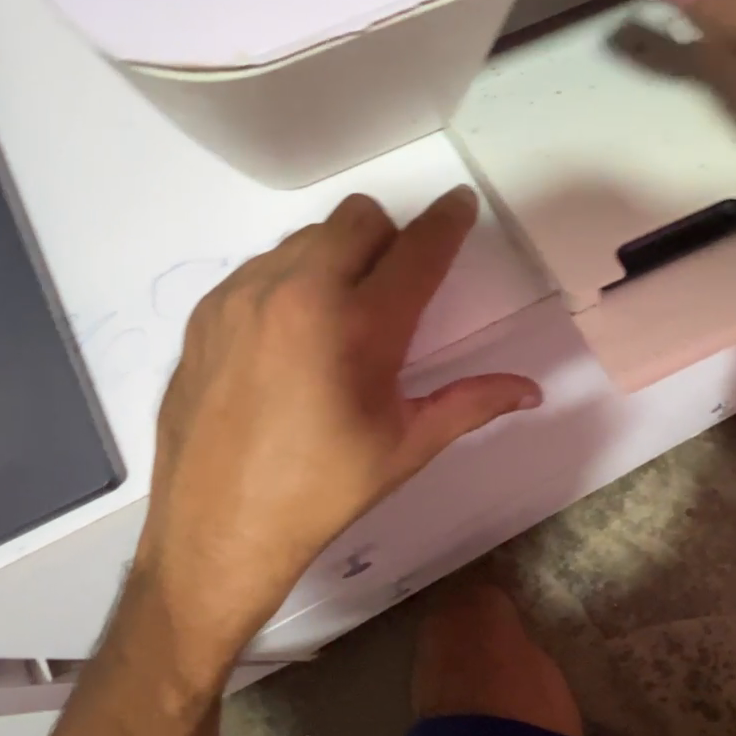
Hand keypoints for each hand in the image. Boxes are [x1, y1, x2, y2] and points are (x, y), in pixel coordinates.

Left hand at [132, 188, 541, 666]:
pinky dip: (288, 284)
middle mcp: (297, 293)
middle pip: (358, 219)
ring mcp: (241, 297)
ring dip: (336, 260)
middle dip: (388, 239)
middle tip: (394, 289)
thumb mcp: (407, 447)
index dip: (447, 222)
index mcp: (358, 326)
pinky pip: (259, 268)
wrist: (219, 528)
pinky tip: (287, 343)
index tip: (459, 206)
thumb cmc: (324, 492)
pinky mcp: (204, 313)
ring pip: (305, 239)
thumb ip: (472, 404)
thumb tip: (531, 390)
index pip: (417, 250)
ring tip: (337, 321)